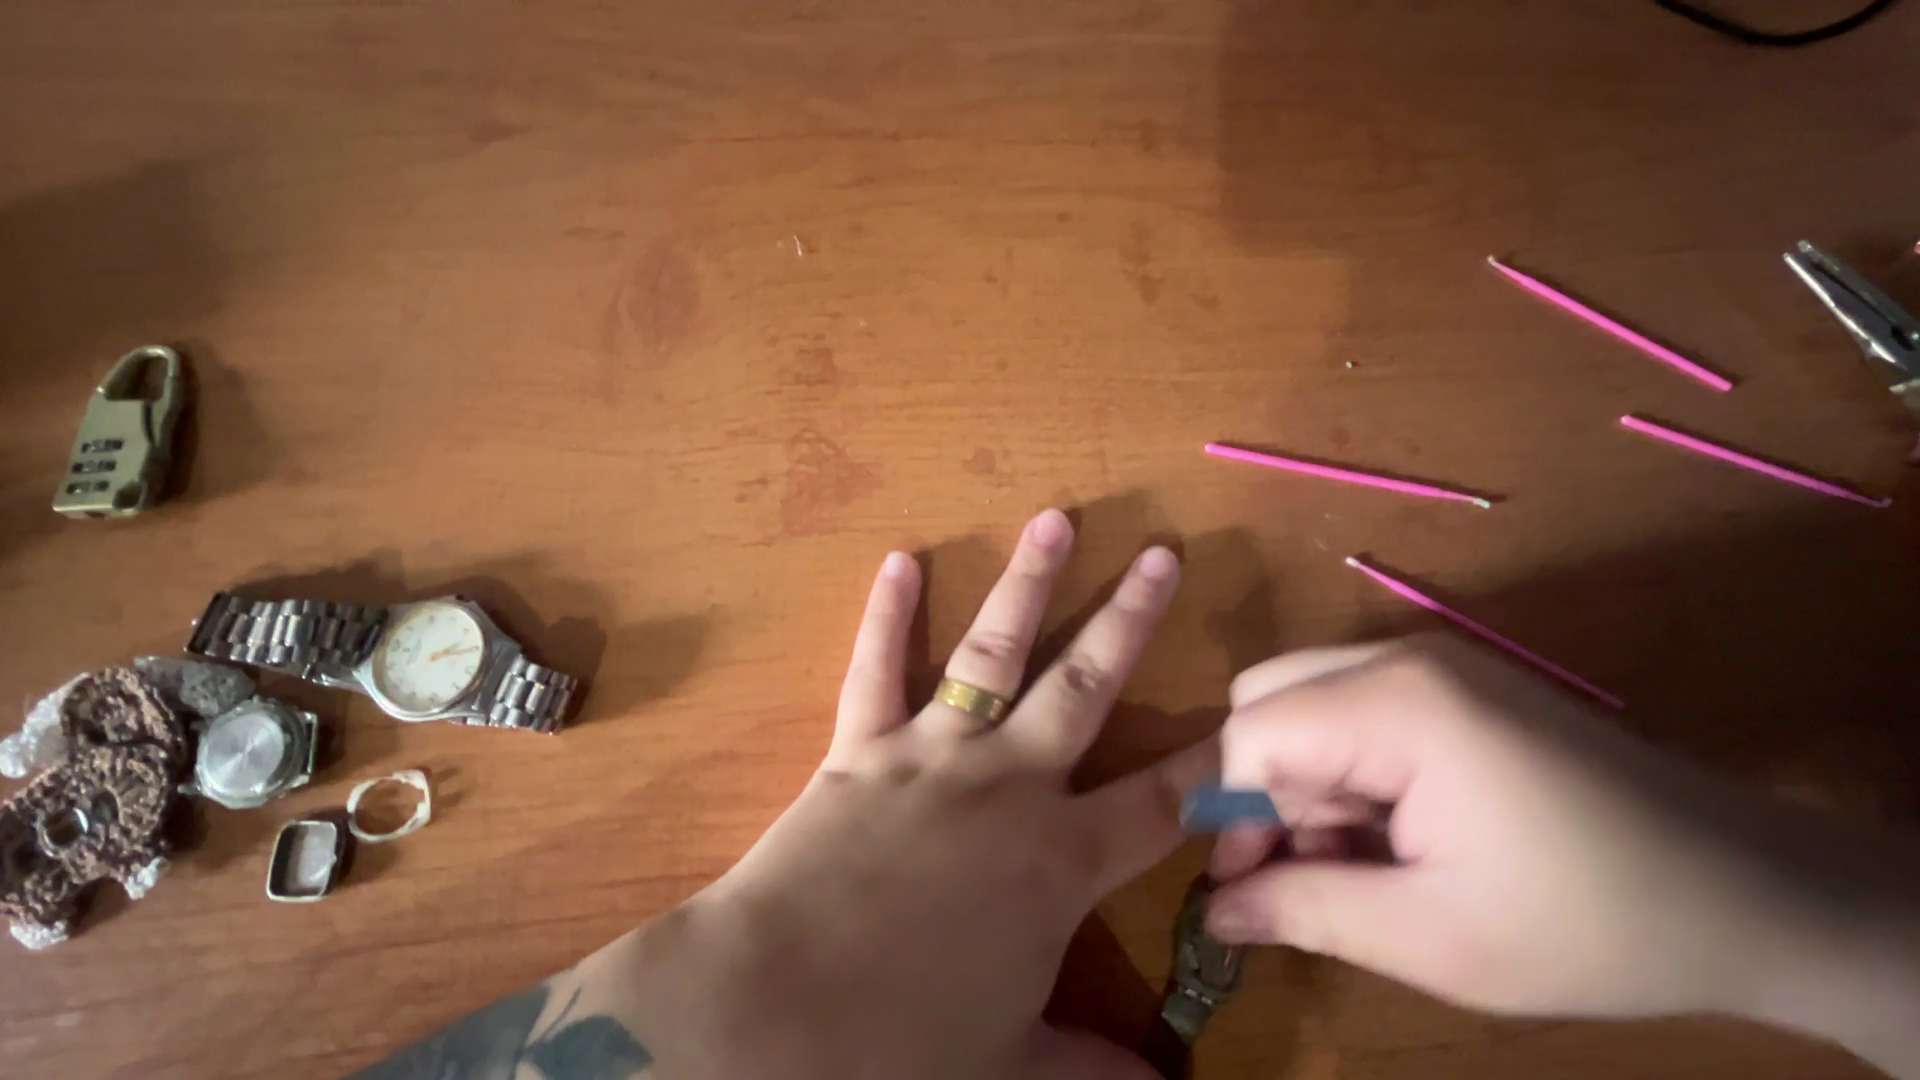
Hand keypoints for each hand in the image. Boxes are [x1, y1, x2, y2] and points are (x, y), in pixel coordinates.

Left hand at [666, 510, 1213, 1079]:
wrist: (776, 1012)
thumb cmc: (903, 1045)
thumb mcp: (1015, 1068)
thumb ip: (1093, 1072)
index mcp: (1059, 861)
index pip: (1161, 801)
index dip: (1212, 759)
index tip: (1251, 712)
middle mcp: (1008, 787)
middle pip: (1085, 687)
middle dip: (1129, 619)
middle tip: (1163, 555)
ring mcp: (934, 755)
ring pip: (992, 654)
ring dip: (1026, 583)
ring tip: (1053, 518)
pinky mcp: (861, 746)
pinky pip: (876, 668)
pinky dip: (887, 614)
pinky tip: (898, 559)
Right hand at [1203, 634, 1896, 1021]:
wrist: (1760, 893)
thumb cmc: (1594, 922)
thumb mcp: (1435, 939)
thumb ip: (1304, 911)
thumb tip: (1211, 914)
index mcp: (1395, 705)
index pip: (1250, 732)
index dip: (1231, 811)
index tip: (1247, 886)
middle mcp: (1398, 659)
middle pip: (1264, 700)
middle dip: (1259, 787)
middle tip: (1293, 868)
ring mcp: (1427, 664)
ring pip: (1301, 704)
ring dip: (1301, 785)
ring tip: (1351, 865)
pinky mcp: (1449, 684)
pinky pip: (1348, 710)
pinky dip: (1341, 773)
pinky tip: (1386, 835)